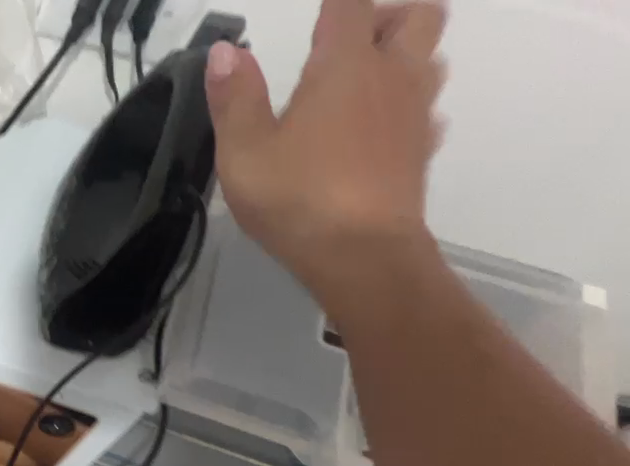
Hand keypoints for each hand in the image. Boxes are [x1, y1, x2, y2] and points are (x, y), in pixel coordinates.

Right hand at [205, 0, 447, 298]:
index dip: (334, 1)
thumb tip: (227, 50)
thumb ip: (234, 99)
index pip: (349, 6)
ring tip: (359, 86)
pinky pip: (424, 108)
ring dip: (401, 57)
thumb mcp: (243, 152)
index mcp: (344, 68)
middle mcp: (391, 76)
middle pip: (415, 15)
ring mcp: (414, 111)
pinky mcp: (422, 148)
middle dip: (385, 16)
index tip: (319, 9)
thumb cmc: (294, 196)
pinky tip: (376, 131)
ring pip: (428, 58)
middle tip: (346, 43)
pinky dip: (403, 106)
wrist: (359, 250)